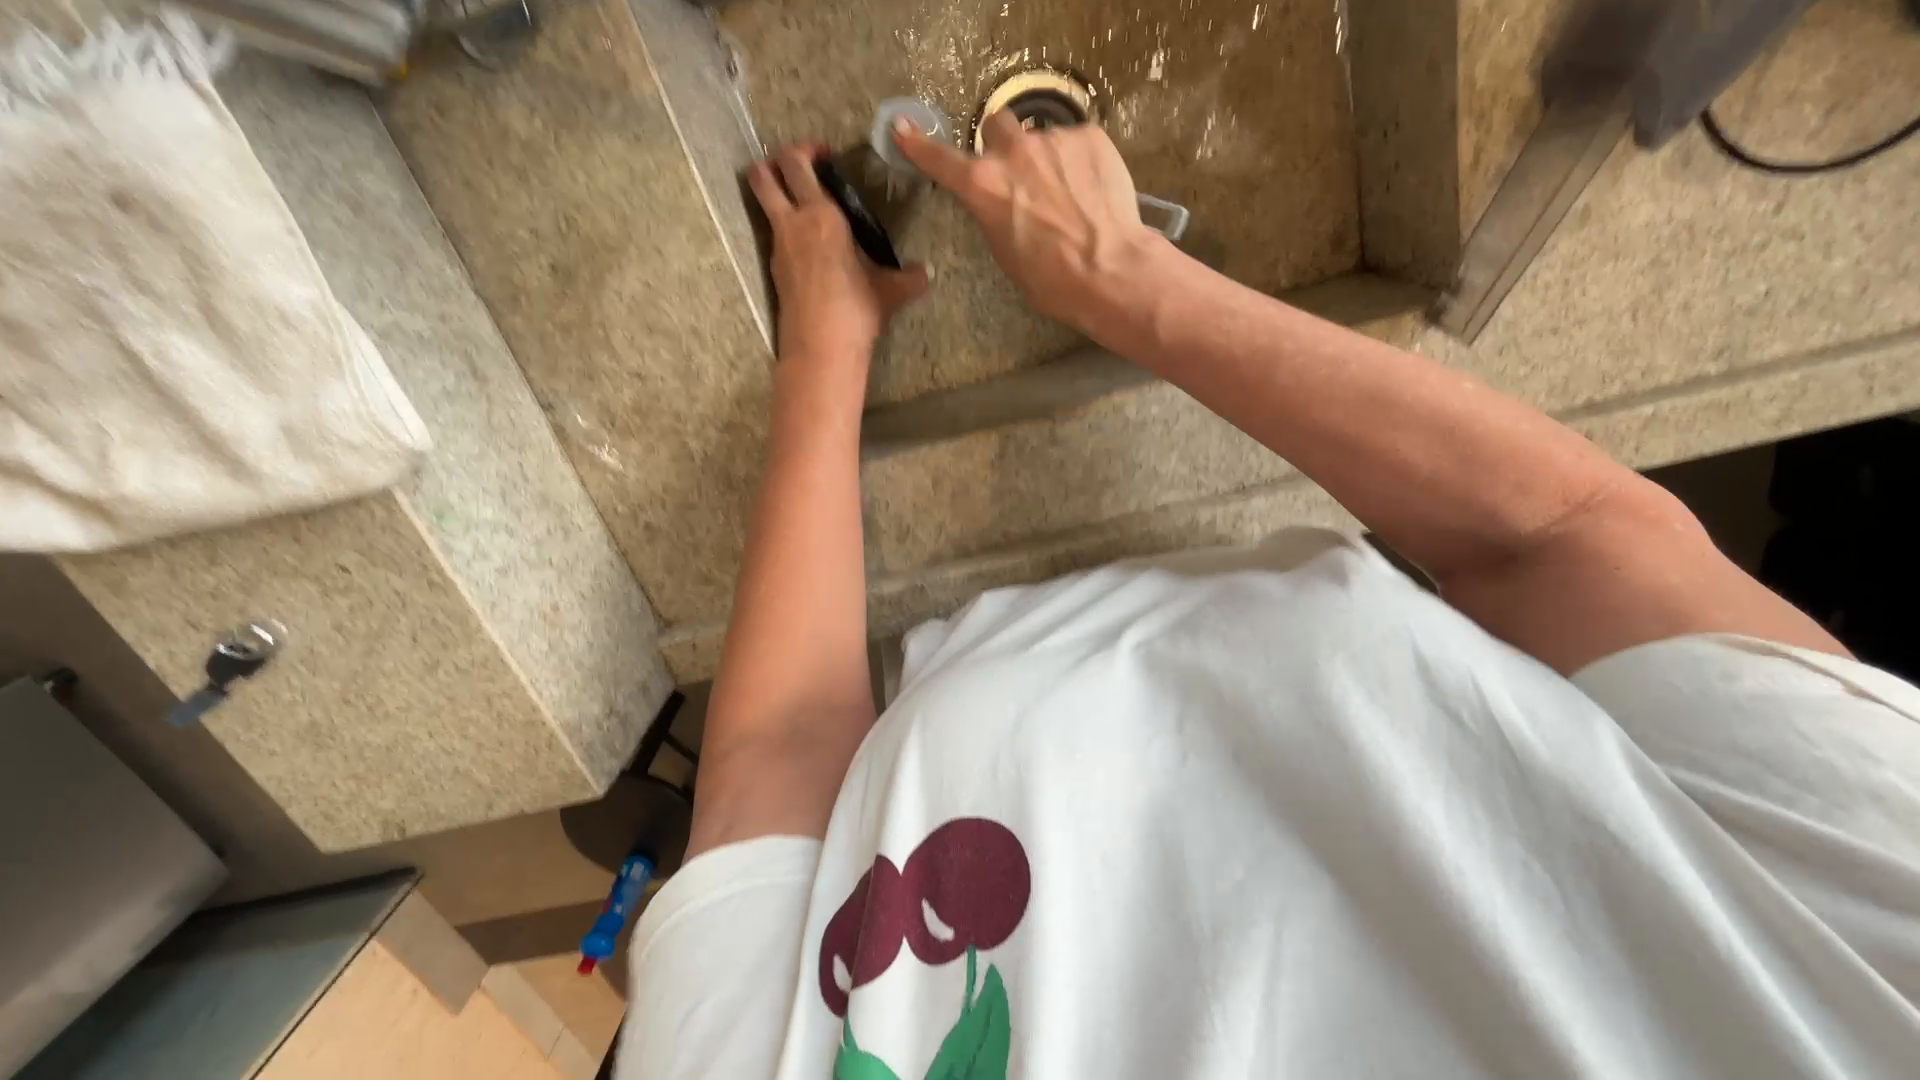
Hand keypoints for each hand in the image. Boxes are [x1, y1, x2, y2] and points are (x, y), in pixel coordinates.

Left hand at [748, 144, 928, 364]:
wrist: (821, 347)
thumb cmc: (856, 309)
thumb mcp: (890, 290)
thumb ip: (909, 277)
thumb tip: (925, 273)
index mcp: (822, 215)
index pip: (799, 165)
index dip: (806, 149)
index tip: (824, 153)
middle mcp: (793, 223)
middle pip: (764, 175)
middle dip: (775, 162)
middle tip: (798, 165)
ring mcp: (779, 247)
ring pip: (765, 205)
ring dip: (776, 194)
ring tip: (804, 204)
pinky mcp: (776, 271)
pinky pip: (777, 236)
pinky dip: (787, 229)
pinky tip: (810, 246)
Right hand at [892, 112, 1161, 330]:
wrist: (1111, 271)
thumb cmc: (1053, 280)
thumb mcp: (1007, 253)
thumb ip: (994, 215)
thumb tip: (999, 202)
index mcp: (984, 186)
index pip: (940, 159)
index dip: (920, 145)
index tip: (904, 129)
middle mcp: (1014, 152)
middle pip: (996, 125)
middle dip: (1002, 144)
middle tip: (1020, 173)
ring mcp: (1055, 140)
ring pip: (1042, 138)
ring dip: (1047, 159)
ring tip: (1069, 195)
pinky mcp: (1091, 136)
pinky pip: (1077, 142)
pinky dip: (1080, 162)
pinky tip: (1092, 191)